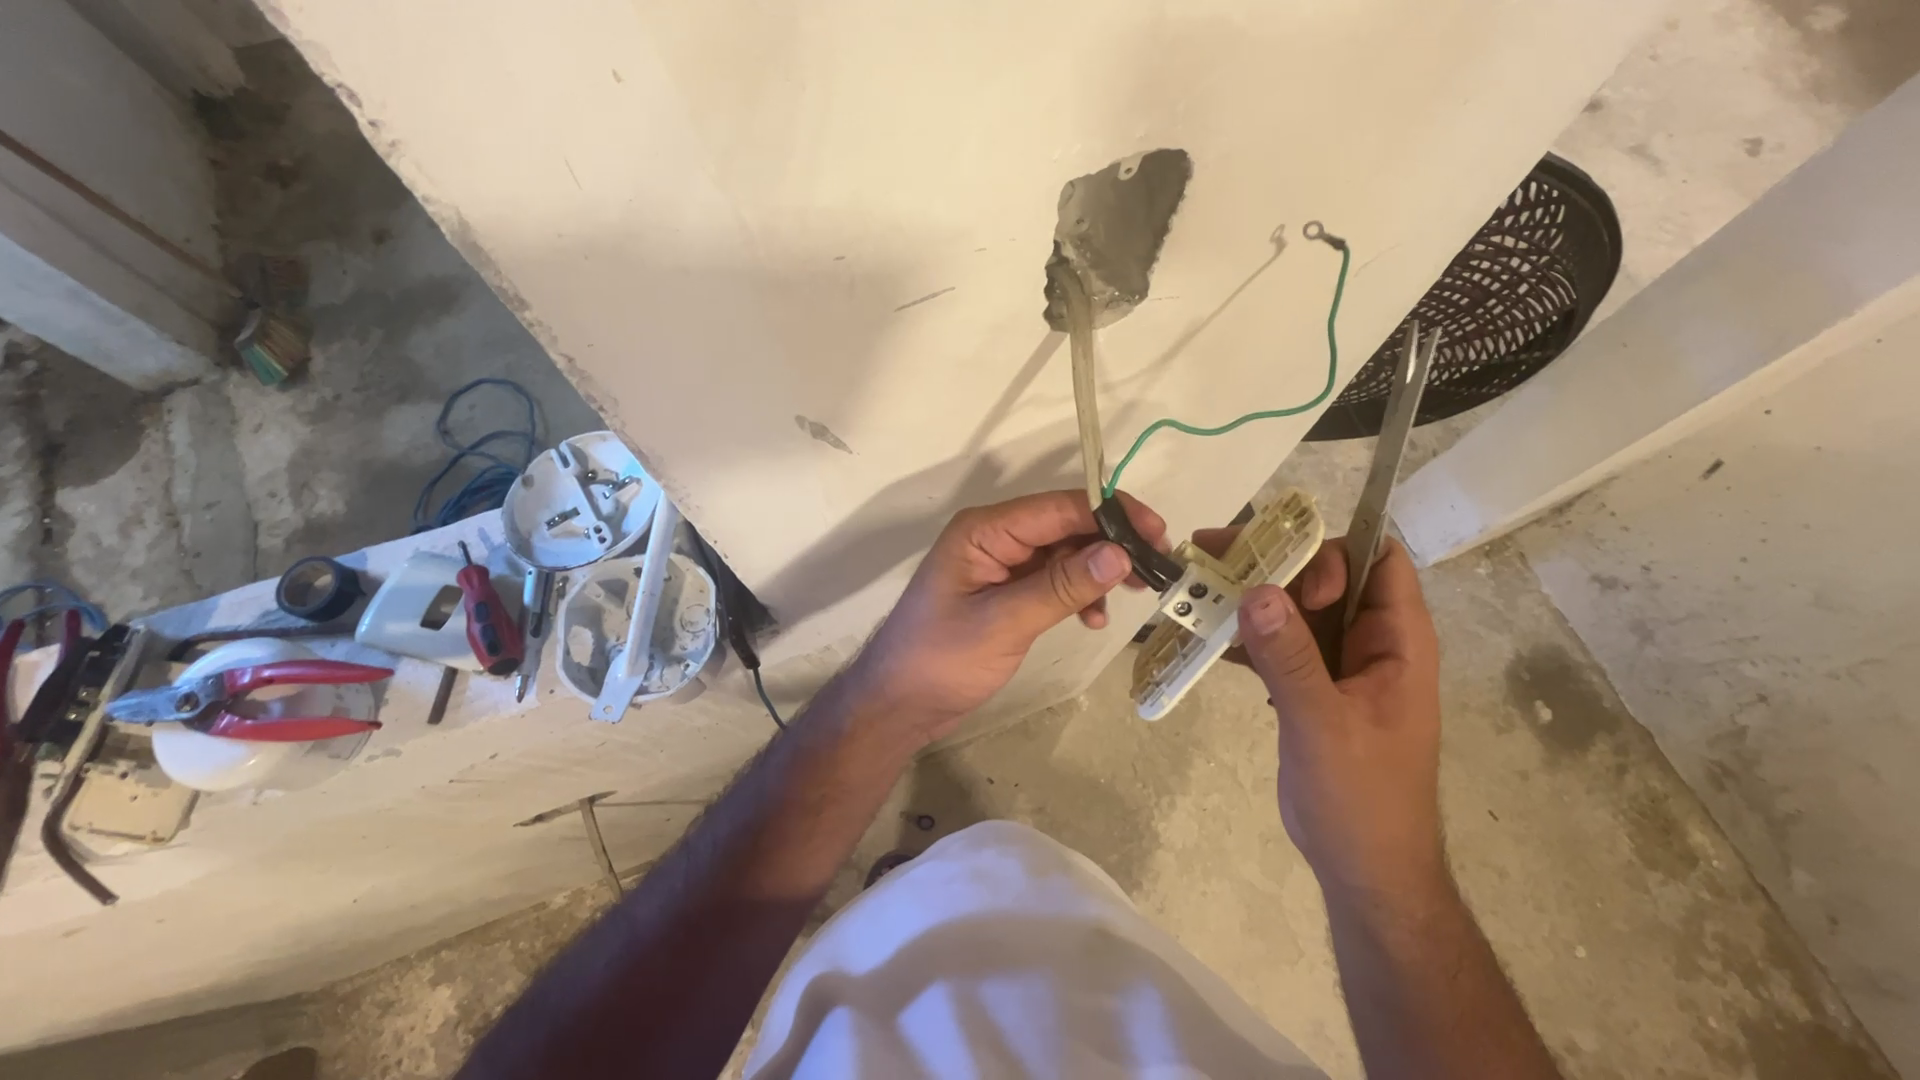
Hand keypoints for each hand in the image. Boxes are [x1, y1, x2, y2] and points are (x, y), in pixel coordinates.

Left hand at [853, 490, 1166, 742]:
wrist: (898, 704)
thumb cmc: (941, 660)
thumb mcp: (1004, 622)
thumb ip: (1062, 586)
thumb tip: (1121, 553)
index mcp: (985, 530)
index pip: (1059, 507)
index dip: (1112, 514)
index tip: (1158, 534)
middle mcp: (995, 538)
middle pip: (1066, 526)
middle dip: (1112, 544)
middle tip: (1156, 570)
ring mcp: (1001, 565)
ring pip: (1065, 554)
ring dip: (1098, 573)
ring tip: (1128, 599)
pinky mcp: (1007, 591)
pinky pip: (1054, 580)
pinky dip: (1078, 594)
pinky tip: (1092, 619)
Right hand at [1196, 527, 1443, 899]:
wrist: (1363, 867)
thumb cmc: (1361, 798)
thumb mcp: (1323, 724)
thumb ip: (1290, 657)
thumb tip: (1255, 590)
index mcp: (1398, 641)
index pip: (1378, 560)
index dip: (1332, 554)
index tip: (1284, 579)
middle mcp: (1370, 641)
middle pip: (1326, 575)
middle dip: (1273, 561)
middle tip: (1211, 554)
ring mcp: (1338, 664)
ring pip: (1296, 607)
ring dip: (1251, 594)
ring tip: (1196, 581)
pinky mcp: (1310, 687)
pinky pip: (1279, 643)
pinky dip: (1246, 634)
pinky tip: (1205, 632)